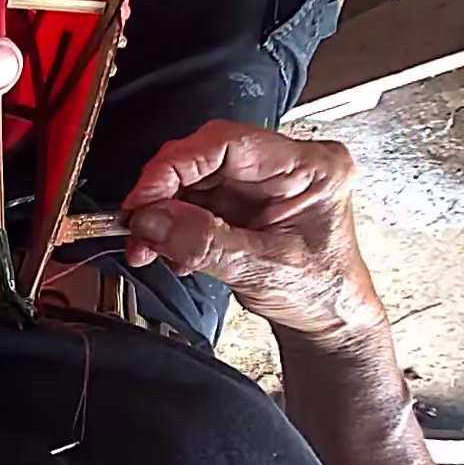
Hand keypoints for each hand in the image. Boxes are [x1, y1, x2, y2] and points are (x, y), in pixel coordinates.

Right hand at [122, 121, 386, 344]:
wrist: (325, 320)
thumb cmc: (318, 294)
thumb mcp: (262, 270)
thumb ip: (205, 243)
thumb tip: (152, 219)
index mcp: (309, 168)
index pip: (227, 144)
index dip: (174, 167)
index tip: (142, 199)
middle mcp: (283, 166)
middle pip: (202, 159)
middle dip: (162, 194)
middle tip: (137, 225)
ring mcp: (257, 185)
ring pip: (190, 181)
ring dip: (160, 214)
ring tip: (147, 246)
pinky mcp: (238, 203)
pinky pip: (190, 203)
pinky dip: (169, 227)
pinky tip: (168, 249)